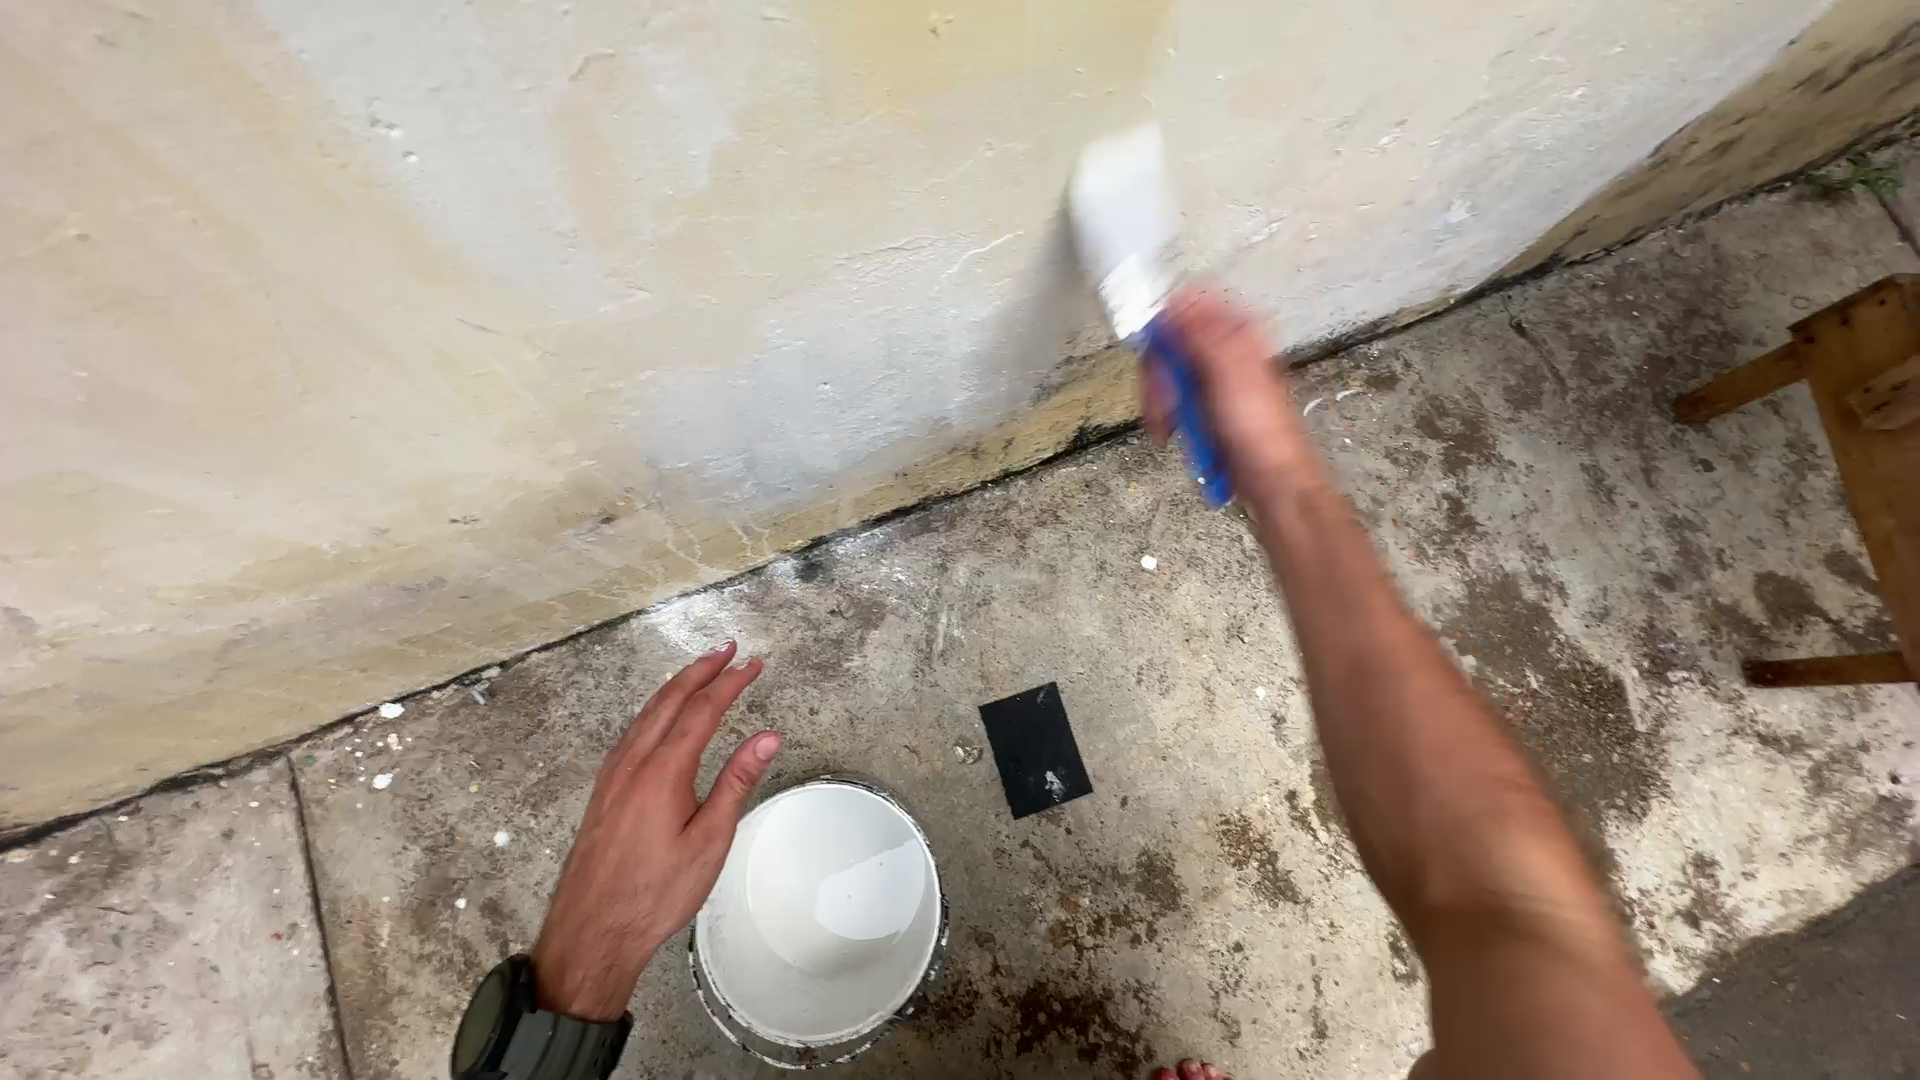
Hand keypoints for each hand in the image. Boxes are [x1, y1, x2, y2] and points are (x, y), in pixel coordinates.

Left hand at [529, 641, 780, 1020]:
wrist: (589, 936)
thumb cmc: (656, 893)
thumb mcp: (710, 841)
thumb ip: (737, 783)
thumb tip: (769, 736)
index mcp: (663, 771)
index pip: (702, 710)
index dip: (730, 682)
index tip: (755, 663)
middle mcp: (633, 762)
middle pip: (670, 699)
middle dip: (702, 669)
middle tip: (730, 648)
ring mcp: (613, 775)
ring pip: (647, 712)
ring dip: (677, 684)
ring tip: (703, 668)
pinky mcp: (604, 790)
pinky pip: (633, 731)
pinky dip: (656, 707)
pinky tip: (662, 714)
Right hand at [1141, 286, 1313, 487]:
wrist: (1270, 479)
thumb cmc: (1260, 434)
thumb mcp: (1230, 375)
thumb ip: (1204, 335)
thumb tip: (1177, 302)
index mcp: (1236, 334)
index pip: (1188, 305)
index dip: (1165, 327)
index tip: (1158, 356)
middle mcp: (1223, 352)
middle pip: (1169, 343)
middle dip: (1159, 375)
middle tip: (1166, 403)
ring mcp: (1211, 379)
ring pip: (1165, 374)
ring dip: (1159, 402)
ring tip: (1169, 426)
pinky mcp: (1202, 405)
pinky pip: (1169, 399)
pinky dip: (1165, 416)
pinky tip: (1173, 432)